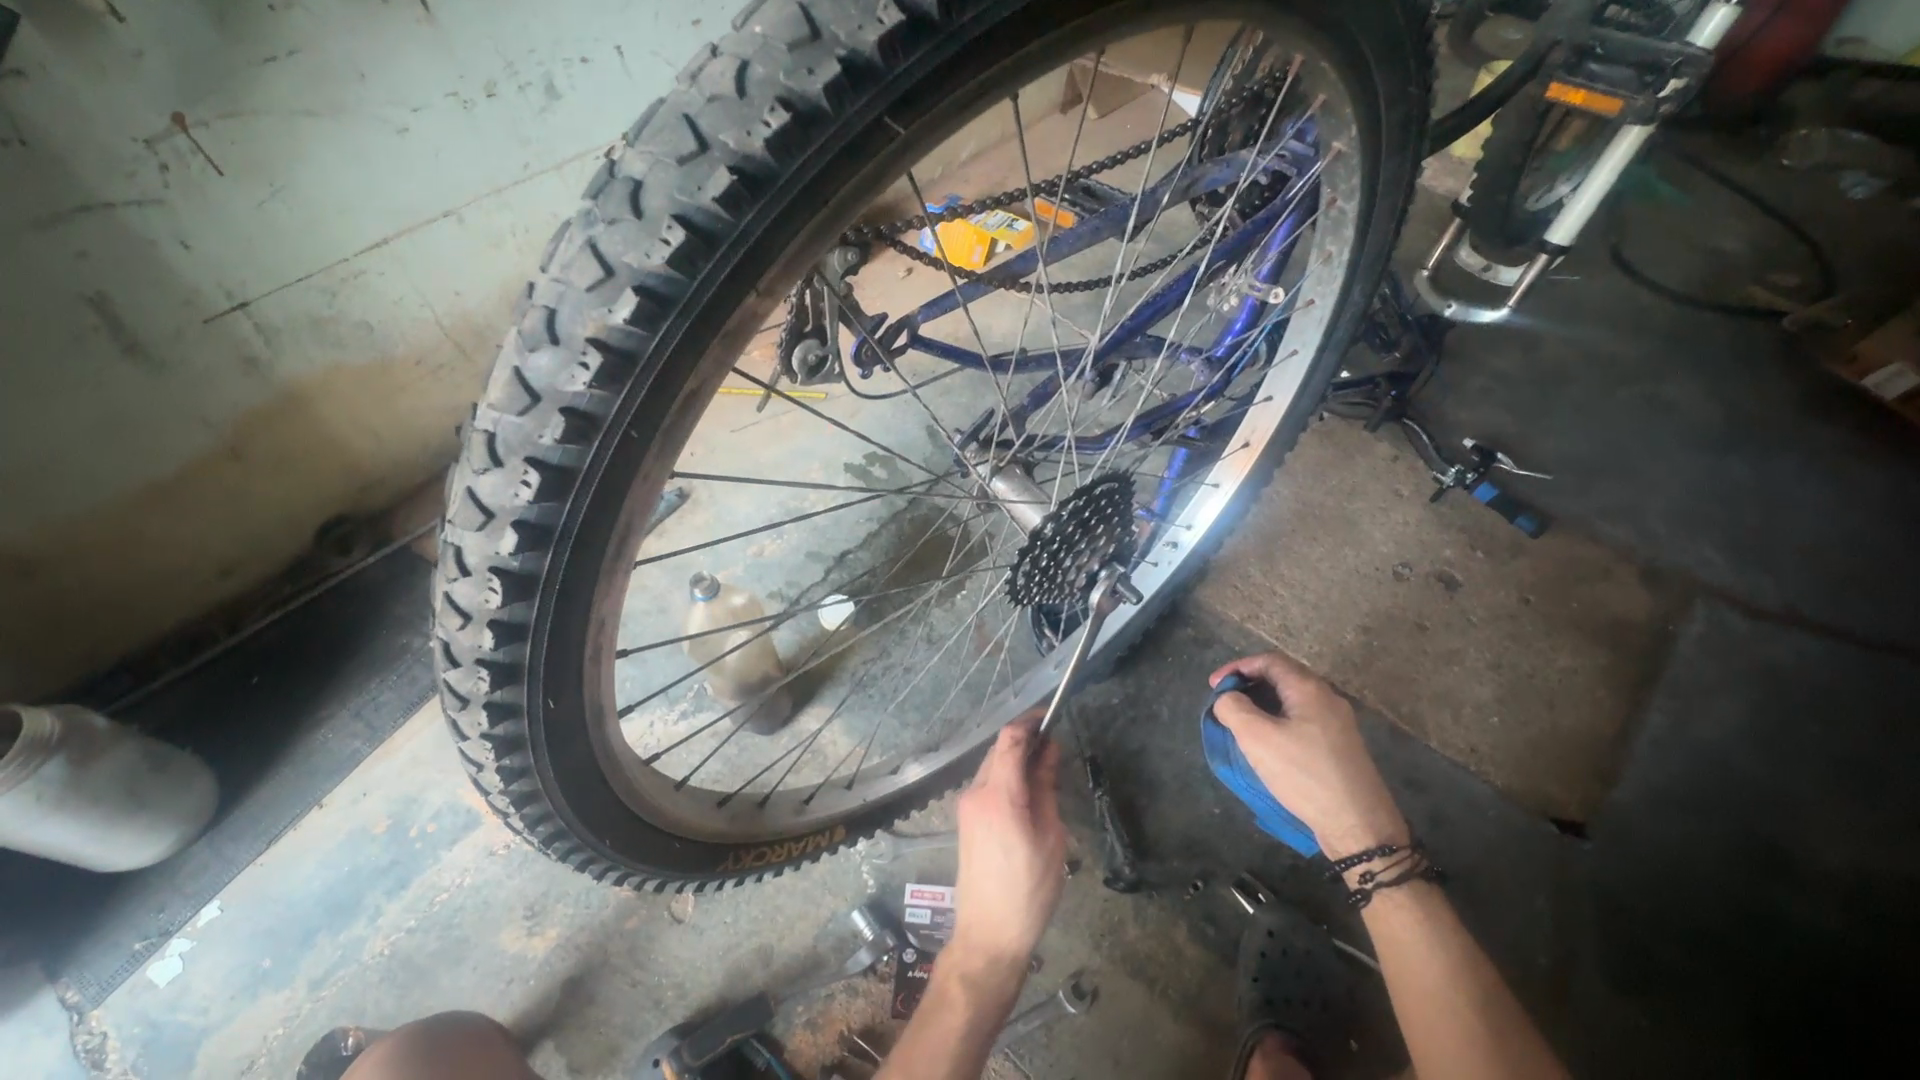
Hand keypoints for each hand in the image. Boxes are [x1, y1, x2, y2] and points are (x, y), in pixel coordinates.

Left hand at [949, 713, 1067, 970]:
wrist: (989, 934)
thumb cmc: (1029, 889)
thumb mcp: (1050, 835)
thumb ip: (1046, 787)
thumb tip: (1049, 750)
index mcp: (998, 794)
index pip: (1010, 738)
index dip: (1031, 720)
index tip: (1053, 714)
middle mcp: (975, 792)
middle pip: (999, 749)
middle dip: (1026, 741)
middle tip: (1058, 747)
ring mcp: (966, 807)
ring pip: (992, 766)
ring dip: (1016, 759)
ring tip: (1048, 770)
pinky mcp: (966, 820)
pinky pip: (988, 785)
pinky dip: (1007, 777)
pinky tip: (1029, 791)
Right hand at [1209, 651, 1407, 858]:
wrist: (1358, 823)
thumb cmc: (1304, 774)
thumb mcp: (1257, 739)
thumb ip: (1234, 708)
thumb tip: (1227, 697)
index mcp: (1309, 689)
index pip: (1268, 661)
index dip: (1237, 667)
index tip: (1214, 686)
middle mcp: (1327, 698)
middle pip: (1283, 678)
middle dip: (1249, 686)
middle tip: (1225, 704)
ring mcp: (1337, 723)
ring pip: (1293, 702)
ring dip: (1263, 706)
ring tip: (1241, 725)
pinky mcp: (1340, 747)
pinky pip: (1303, 721)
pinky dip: (1278, 722)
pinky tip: (1268, 745)